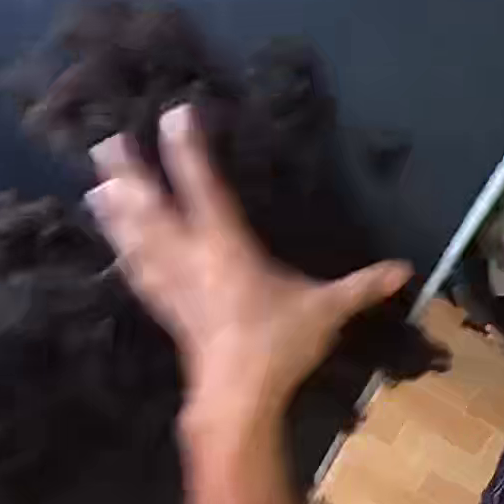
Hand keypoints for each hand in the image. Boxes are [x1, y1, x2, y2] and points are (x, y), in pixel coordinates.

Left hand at [86, 105, 409, 433]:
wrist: (238, 389)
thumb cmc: (281, 343)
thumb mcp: (329, 310)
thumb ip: (363, 287)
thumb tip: (405, 269)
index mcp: (228, 247)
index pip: (204, 187)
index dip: (188, 148)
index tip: (176, 113)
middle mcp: (190, 255)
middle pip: (150, 205)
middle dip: (131, 171)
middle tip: (108, 140)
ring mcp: (171, 281)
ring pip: (134, 234)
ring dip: (116, 207)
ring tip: (99, 183)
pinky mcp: (165, 306)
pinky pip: (137, 270)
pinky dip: (124, 251)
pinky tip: (117, 245)